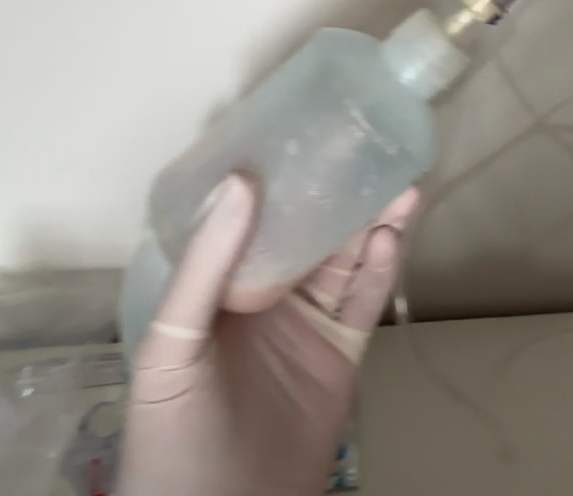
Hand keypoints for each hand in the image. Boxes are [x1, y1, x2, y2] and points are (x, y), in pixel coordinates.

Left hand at [118, 175, 419, 495]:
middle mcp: (268, 295)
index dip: (285, 180)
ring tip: (400, 188)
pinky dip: (380, 271)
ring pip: (346, 261)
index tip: (313, 138)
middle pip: (313, 234)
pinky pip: (362, 303)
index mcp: (220, 286)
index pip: (257, 219)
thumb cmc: (173, 433)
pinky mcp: (340, 354)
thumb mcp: (172, 345)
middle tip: (375, 155)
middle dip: (343, 196)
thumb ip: (206, 265)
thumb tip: (243, 180)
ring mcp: (307, 324)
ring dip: (373, 225)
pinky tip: (391, 241)